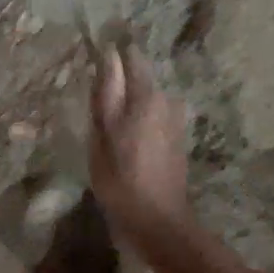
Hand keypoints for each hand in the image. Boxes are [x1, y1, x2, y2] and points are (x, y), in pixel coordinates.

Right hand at [88, 44, 191, 239]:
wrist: (159, 221)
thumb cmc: (122, 178)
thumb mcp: (103, 133)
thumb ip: (107, 91)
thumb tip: (109, 54)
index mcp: (147, 94)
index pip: (132, 56)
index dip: (114, 51)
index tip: (95, 52)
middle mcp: (167, 99)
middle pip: (141, 75)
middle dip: (120, 77)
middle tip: (95, 93)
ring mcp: (176, 118)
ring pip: (147, 95)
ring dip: (130, 99)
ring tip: (107, 118)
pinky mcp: (178, 137)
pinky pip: (154, 113)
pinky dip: (140, 116)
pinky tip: (126, 135)